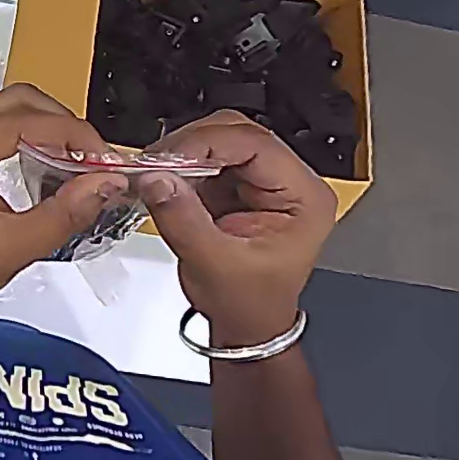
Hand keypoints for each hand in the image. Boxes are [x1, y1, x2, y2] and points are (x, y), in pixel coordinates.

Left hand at [0, 84, 127, 315]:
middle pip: (21, 101)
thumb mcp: (17, 245)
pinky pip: (11, 126)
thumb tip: (103, 183)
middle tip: (92, 154)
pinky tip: (58, 162)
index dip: (69, 133)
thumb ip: (64, 213)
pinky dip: (41, 137)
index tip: (99, 154)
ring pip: (18, 108)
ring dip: (54, 127)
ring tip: (80, 159)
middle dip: (63, 122)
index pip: (23, 121)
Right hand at [140, 111, 337, 346]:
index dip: (207, 143)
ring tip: (156, 176)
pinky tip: (165, 183)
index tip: (168, 158)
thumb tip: (156, 179)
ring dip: (183, 156)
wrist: (245, 325)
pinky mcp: (238, 186)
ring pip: (219, 141)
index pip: (256, 146)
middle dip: (192, 146)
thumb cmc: (247, 304)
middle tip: (156, 165)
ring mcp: (262, 182)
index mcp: (303, 198)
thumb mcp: (214, 265)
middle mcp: (288, 182)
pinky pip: (206, 160)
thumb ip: (184, 220)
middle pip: (237, 134)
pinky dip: (181, 168)